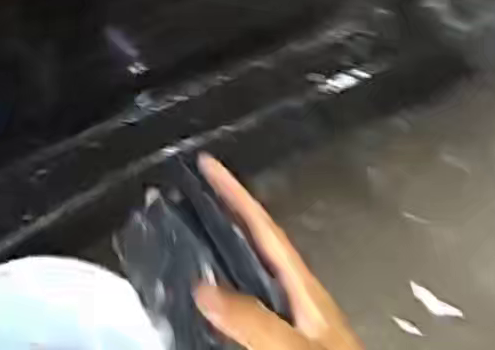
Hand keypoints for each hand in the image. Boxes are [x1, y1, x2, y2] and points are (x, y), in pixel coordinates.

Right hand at [192, 155, 363, 349]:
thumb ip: (253, 320)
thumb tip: (202, 287)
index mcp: (303, 288)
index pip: (263, 227)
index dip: (235, 192)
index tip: (207, 162)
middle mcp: (296, 299)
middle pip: (256, 244)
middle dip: (225, 212)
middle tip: (191, 191)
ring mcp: (292, 326)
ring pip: (251, 276)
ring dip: (223, 249)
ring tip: (191, 233)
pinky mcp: (284, 347)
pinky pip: (247, 310)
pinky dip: (225, 294)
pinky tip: (206, 305)